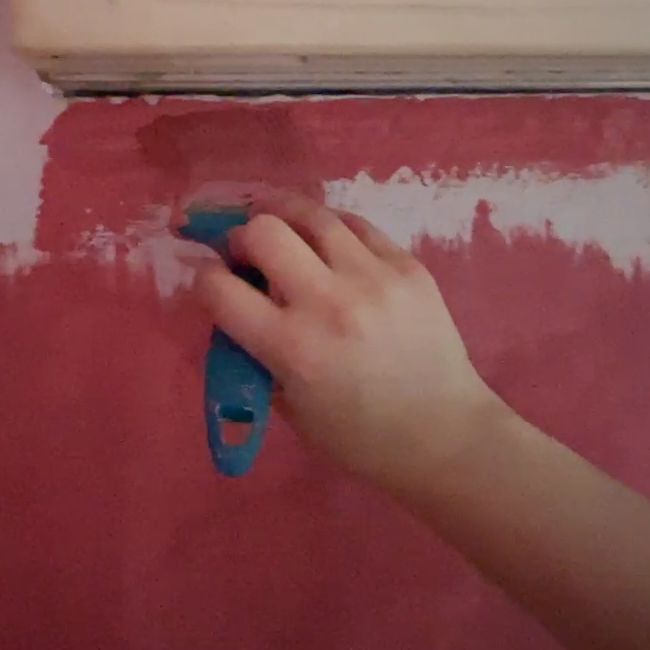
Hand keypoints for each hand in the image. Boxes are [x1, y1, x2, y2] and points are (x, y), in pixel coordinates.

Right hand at [190, 195, 506, 492]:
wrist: (445, 434)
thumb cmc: (358, 436)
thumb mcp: (288, 406)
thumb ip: (255, 352)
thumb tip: (235, 304)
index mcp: (292, 347)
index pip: (219, 287)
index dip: (204, 278)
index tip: (213, 280)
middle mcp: (328, 302)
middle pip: (263, 230)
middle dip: (242, 236)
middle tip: (248, 252)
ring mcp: (373, 277)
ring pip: (311, 213)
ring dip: (284, 216)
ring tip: (280, 228)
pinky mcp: (408, 266)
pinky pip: (356, 224)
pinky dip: (329, 229)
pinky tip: (326, 240)